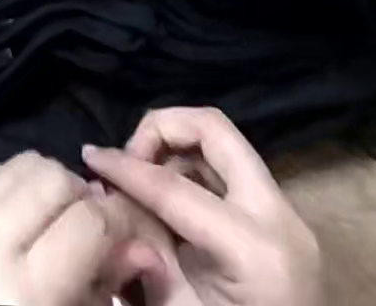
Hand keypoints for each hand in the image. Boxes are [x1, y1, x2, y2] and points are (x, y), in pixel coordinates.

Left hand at [0, 151, 122, 305]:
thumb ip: (105, 290)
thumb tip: (144, 245)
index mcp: (21, 293)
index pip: (88, 222)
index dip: (120, 221)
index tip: (132, 232)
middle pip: (54, 178)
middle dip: (82, 198)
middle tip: (91, 228)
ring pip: (21, 164)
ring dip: (48, 187)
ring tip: (55, 221)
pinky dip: (13, 187)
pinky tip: (19, 219)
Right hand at [82, 108, 321, 305]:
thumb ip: (140, 241)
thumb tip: (107, 190)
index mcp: (256, 249)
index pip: (173, 185)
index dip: (122, 166)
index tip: (89, 154)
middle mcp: (280, 216)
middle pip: (212, 127)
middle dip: (160, 129)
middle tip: (129, 157)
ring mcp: (286, 214)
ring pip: (220, 142)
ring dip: (174, 147)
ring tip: (143, 178)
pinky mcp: (280, 218)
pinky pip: (228, 168)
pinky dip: (191, 166)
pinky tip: (166, 197)